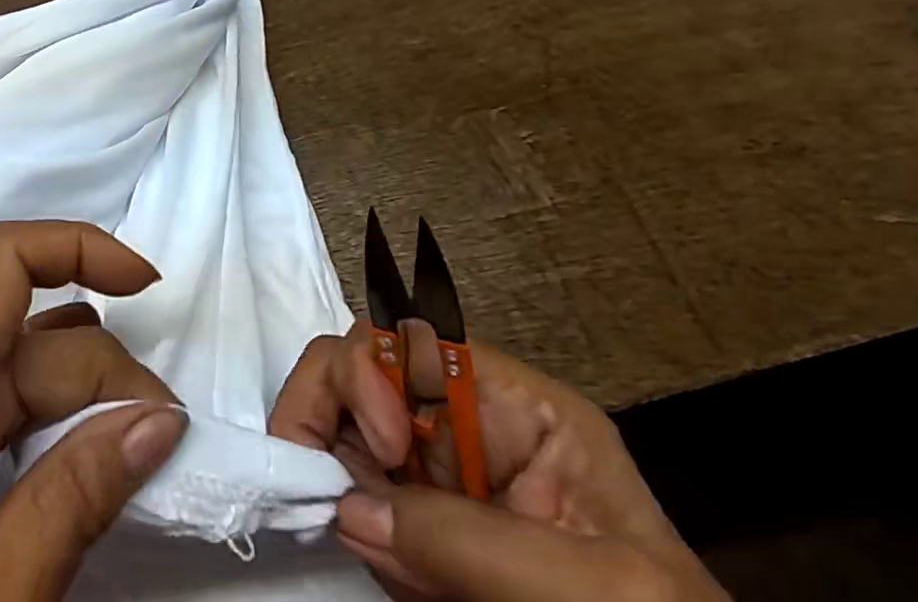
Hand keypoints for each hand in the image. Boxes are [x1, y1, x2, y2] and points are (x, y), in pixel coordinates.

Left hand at [0, 221, 187, 601]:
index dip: (80, 249)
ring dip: (88, 398)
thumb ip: (73, 502)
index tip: (147, 285)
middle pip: (34, 333)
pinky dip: (59, 420)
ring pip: (25, 368)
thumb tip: (161, 419)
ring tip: (129, 456)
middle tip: (159, 443)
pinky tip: (87, 459)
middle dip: (108, 373)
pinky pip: (4, 405)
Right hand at [269, 322, 726, 600]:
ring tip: (363, 539)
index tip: (386, 446)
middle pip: (368, 368)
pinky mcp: (418, 529)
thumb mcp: (588, 583)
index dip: (378, 367)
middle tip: (330, 487)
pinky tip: (368, 555)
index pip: (423, 340)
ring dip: (329, 468)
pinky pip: (354, 495)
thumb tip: (347, 509)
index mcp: (519, 409)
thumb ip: (471, 540)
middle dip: (333, 408)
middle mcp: (467, 428)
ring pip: (348, 428)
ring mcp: (439, 477)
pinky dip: (337, 515)